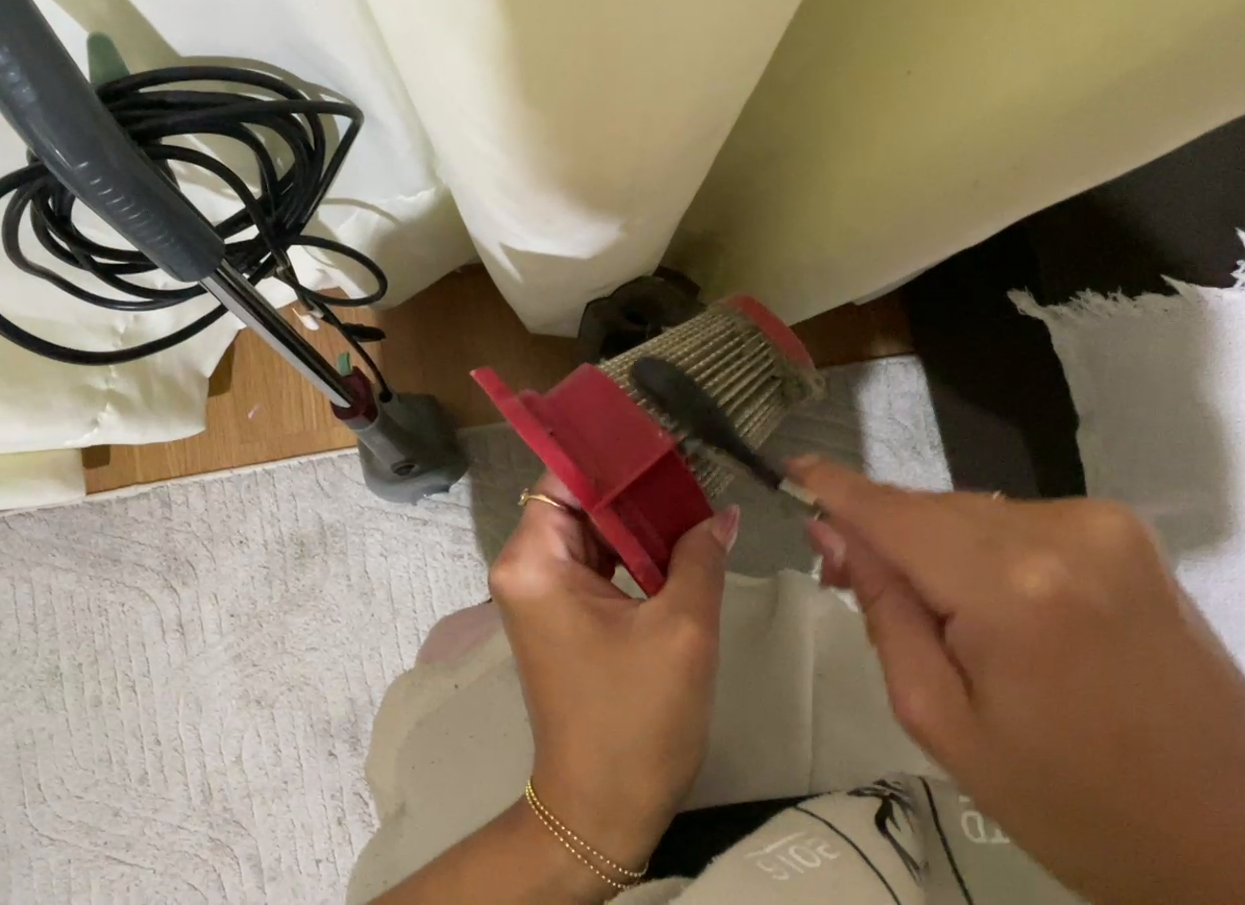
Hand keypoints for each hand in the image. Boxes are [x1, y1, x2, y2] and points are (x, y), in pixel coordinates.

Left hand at [490, 474, 738, 878]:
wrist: (602, 806)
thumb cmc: (637, 717)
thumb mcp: (683, 629)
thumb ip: (699, 556)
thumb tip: (720, 511)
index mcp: (534, 562)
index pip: (565, 479)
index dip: (611, 456)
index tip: (661, 439)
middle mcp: (524, 568)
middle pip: (577, 503)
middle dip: (632, 488)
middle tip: (690, 467)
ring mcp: (539, 593)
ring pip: (589, 533)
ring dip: (636, 521)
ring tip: (692, 496)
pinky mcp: (559, 615)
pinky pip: (593, 565)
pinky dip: (629, 553)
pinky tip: (675, 541)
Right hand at [791, 458, 1244, 904]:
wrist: (1236, 838)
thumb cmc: (1068, 799)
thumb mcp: (940, 717)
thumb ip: (882, 609)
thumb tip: (834, 533)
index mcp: (1011, 588)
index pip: (891, 512)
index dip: (833, 487)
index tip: (788, 467)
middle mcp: (1061, 533)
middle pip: (927, 508)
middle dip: (879, 532)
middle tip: (843, 577)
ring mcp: (1104, 527)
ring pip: (969, 512)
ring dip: (931, 543)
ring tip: (924, 606)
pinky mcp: (1129, 535)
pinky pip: (1015, 522)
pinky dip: (981, 548)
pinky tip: (985, 602)